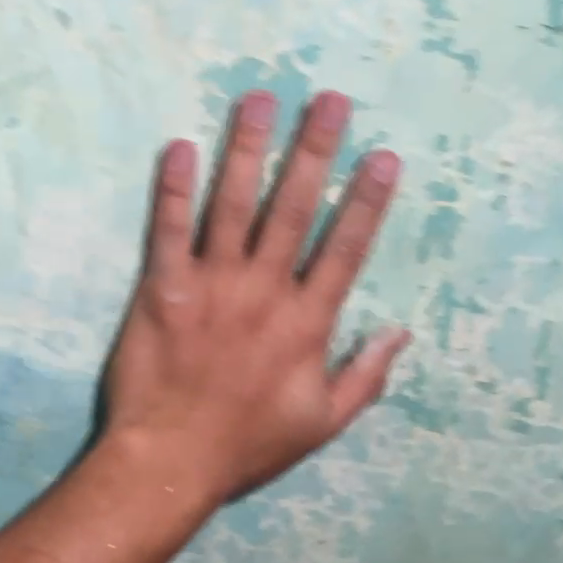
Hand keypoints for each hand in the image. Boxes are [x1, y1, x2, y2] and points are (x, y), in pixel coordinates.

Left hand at [97, 89, 408, 505]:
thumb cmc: (245, 445)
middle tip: (328, 99)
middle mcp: (264, 292)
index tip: (382, 155)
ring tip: (258, 100)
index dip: (366, 201)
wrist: (169, 462)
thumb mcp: (320, 424)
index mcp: (306, 324)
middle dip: (314, 151)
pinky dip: (175, 188)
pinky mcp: (162, 290)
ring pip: (234, 206)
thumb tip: (400, 331)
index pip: (345, 249)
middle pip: (294, 209)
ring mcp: (212, 286)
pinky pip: (169, 230)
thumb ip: (364, 377)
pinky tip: (181, 147)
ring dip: (247, 149)